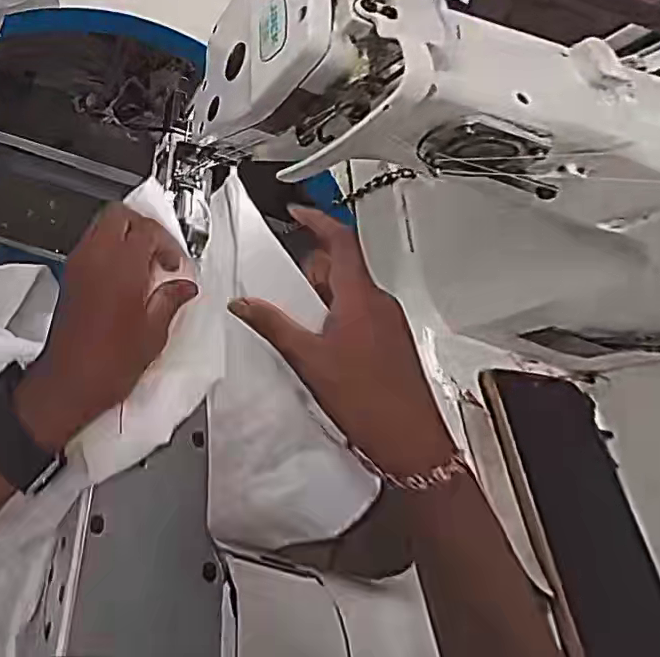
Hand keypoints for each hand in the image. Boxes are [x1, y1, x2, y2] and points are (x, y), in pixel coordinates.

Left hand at [16, 204, 197, 451]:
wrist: (67, 383)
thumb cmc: (106, 364)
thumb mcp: (153, 333)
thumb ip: (170, 300)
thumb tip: (183, 287)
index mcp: (122, 267)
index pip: (147, 230)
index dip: (167, 242)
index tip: (174, 262)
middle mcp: (97, 258)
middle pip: (120, 215)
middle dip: (144, 226)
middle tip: (160, 250)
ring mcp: (79, 264)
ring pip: (102, 225)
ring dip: (125, 235)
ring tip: (143, 263)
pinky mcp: (70, 275)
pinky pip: (91, 244)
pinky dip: (109, 248)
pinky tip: (125, 275)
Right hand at [231, 205, 456, 479]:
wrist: (413, 446)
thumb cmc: (372, 405)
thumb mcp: (309, 360)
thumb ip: (273, 325)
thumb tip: (246, 306)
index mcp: (360, 297)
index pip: (340, 240)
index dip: (316, 220)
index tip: (298, 212)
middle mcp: (379, 302)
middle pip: (339, 266)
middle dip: (309, 274)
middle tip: (288, 296)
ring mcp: (388, 321)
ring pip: (349, 291)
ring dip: (323, 299)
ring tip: (305, 332)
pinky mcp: (391, 340)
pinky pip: (360, 311)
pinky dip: (337, 316)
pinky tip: (325, 348)